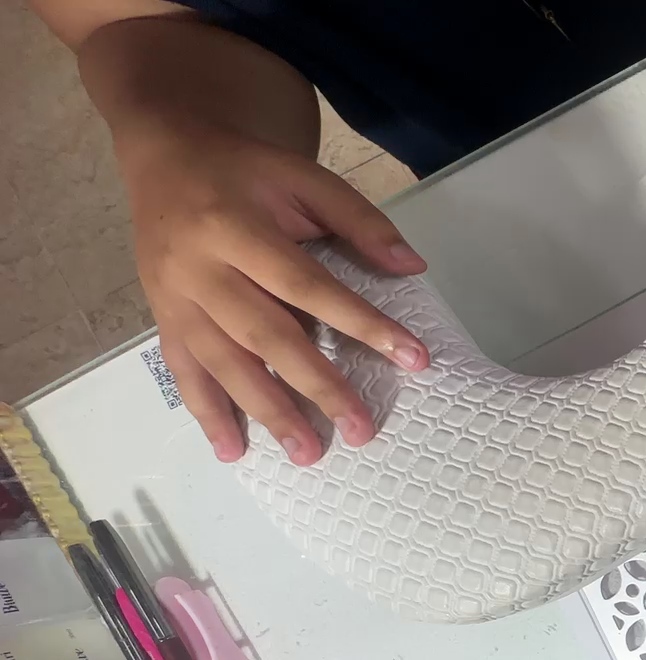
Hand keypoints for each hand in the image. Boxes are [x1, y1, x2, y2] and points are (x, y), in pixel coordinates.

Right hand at [120, 117, 430, 464]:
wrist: (164, 151)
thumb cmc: (252, 174)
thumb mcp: (308, 180)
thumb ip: (362, 222)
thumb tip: (414, 267)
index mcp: (235, 228)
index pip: (311, 288)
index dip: (364, 325)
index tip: (415, 359)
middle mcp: (197, 268)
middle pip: (265, 336)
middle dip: (317, 387)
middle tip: (361, 431)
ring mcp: (172, 295)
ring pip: (222, 363)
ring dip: (266, 412)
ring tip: (308, 455)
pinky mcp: (162, 314)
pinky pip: (183, 370)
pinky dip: (207, 412)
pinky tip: (234, 451)